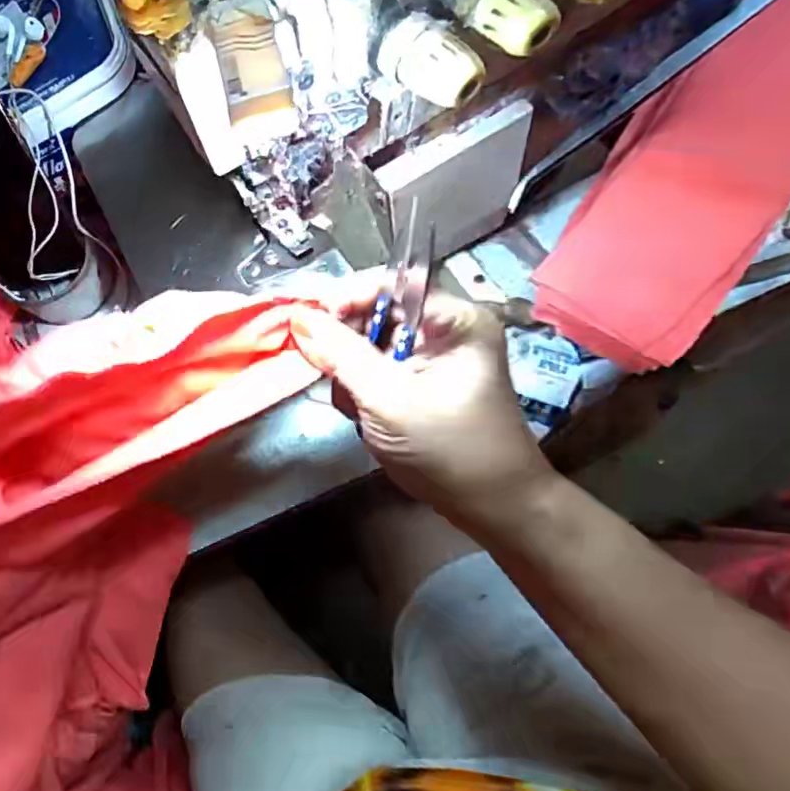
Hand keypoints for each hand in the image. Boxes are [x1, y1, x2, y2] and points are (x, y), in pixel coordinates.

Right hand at [292, 276, 555, 514]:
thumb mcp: (388, 399)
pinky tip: (365, 416)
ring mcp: (431, 357)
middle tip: (331, 375)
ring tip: (357, 407)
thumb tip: (299, 317)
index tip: (310, 325)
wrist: (491, 506)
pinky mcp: (419, 382)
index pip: (390, 284)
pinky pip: (375, 370)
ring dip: (350, 374)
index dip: (346, 297)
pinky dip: (360, 390)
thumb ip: (341, 355)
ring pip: (368, 344)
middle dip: (347, 345)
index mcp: (455, 319)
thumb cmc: (449, 449)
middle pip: (375, 314)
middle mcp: (444, 329)